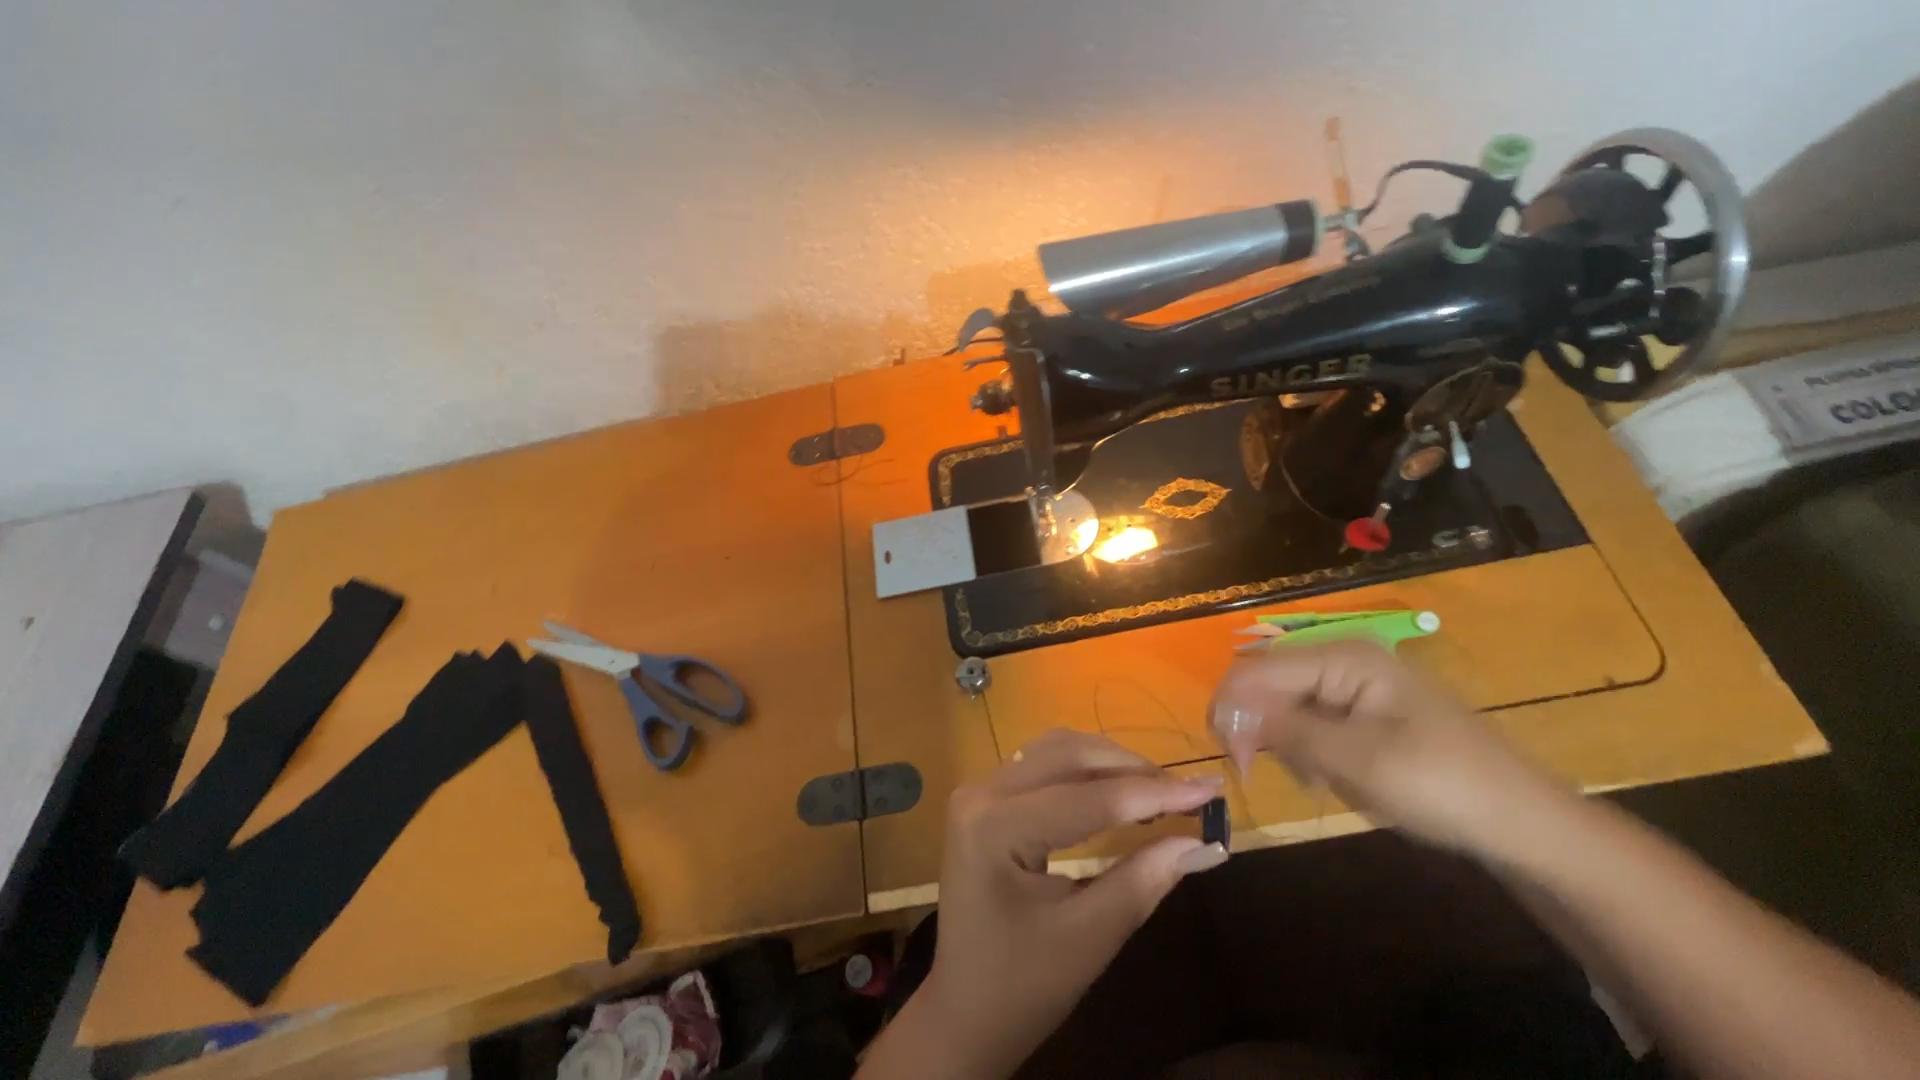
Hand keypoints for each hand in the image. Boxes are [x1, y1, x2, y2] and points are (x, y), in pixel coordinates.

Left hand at [910, 731, 1227, 1077]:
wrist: (965, 1011)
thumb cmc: (1024, 984)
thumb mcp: (1090, 936)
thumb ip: (1145, 879)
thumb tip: (1206, 841)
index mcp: (996, 828)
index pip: (1089, 797)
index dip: (1156, 792)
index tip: (1213, 790)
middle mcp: (980, 795)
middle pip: (1068, 754)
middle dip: (1132, 769)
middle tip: (1188, 792)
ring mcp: (977, 794)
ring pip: (1056, 752)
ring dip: (1110, 764)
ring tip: (1160, 792)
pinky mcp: (985, 803)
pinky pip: (1041, 767)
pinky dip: (1086, 772)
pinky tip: (1119, 793)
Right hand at [1209, 641, 1574, 857]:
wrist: (1523, 822)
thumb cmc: (1442, 785)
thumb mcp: (1357, 760)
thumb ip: (1287, 730)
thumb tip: (1226, 710)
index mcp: (1343, 657)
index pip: (1255, 670)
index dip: (1232, 711)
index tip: (1237, 764)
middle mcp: (1345, 659)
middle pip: (1267, 683)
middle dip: (1260, 729)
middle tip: (1276, 776)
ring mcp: (1357, 685)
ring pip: (1285, 706)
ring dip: (1285, 745)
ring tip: (1317, 782)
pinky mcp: (1367, 712)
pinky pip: (1313, 723)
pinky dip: (1308, 752)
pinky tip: (1330, 778)